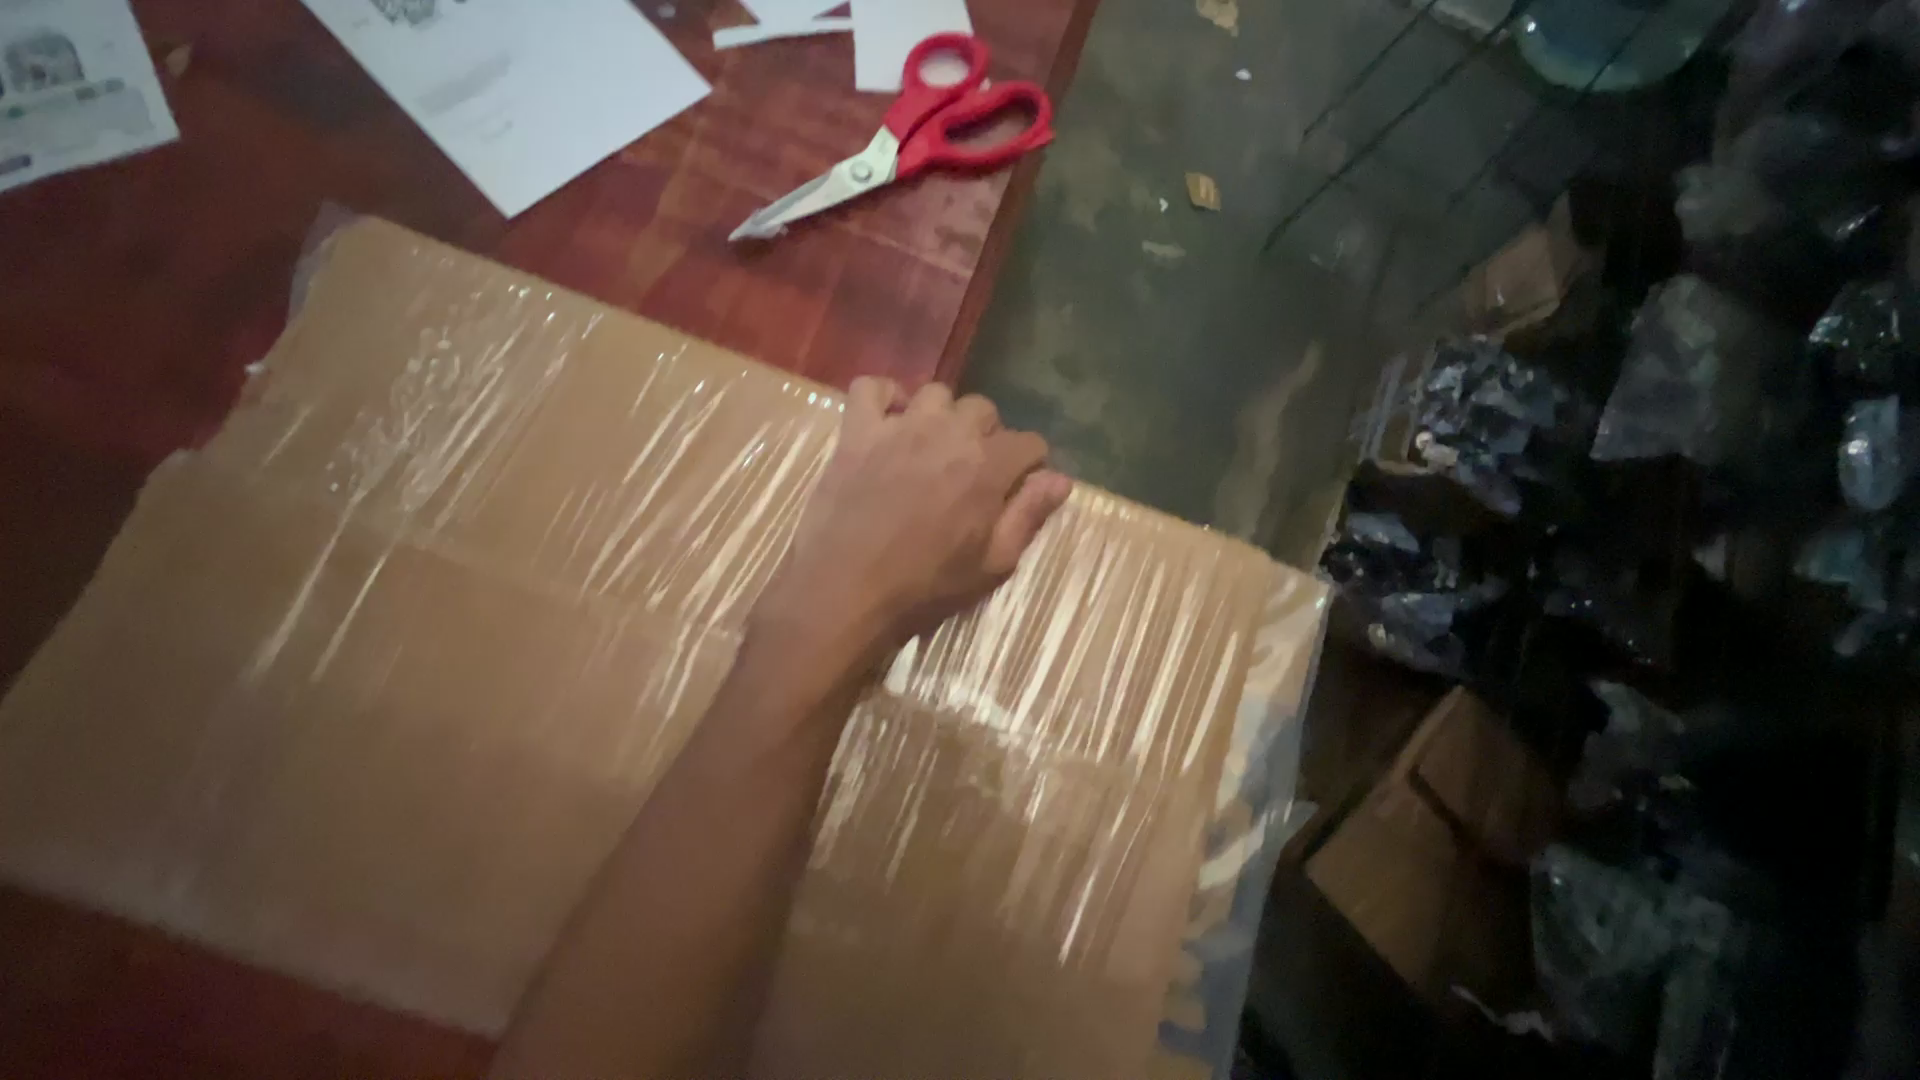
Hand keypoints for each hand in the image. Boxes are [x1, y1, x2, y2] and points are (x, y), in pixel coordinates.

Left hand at [754, 378, 1072, 661]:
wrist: (845, 591)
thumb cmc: (924, 587)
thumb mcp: (992, 565)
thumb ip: (1028, 516)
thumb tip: (1060, 479)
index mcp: (988, 467)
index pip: (1029, 443)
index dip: (1029, 464)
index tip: (1017, 485)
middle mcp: (948, 433)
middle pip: (983, 410)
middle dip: (987, 436)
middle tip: (970, 471)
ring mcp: (899, 427)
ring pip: (935, 393)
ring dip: (941, 415)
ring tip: (931, 446)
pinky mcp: (856, 431)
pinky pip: (870, 387)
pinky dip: (883, 396)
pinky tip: (888, 421)